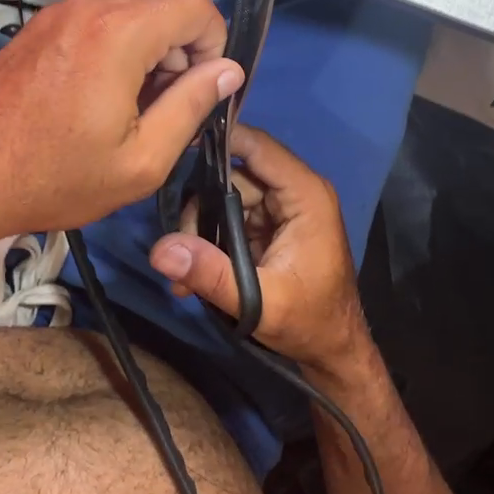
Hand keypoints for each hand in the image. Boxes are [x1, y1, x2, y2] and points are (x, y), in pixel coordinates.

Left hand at [0, 0, 243, 246]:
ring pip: (131, 20)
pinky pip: (98, 29)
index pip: (196, 7)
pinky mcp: (39, 30)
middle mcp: (87, 9)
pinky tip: (97, 106)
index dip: (215, 45)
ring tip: (130, 117)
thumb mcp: (140, 159)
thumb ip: (192, 106)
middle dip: (181, 56)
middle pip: (163, 11)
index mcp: (118, 34)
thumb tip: (227, 71)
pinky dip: (116, 57)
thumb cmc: (51, 178)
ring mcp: (57, 16)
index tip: (203, 91)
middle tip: (167, 114)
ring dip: (148, 59)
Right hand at [148, 126, 367, 371]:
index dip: (218, 139)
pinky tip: (194, 273)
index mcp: (305, 194)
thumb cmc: (310, 322)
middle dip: (202, 206)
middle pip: (234, 174)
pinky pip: (232, 218)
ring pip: (227, 197)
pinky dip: (212, 241)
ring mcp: (281, 208)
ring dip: (203, 229)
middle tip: (178, 245)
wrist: (334, 353)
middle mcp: (295, 191)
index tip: (174, 147)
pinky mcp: (270, 225)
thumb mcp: (259, 302)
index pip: (257, 145)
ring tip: (184, 271)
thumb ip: (211, 273)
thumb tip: (160, 249)